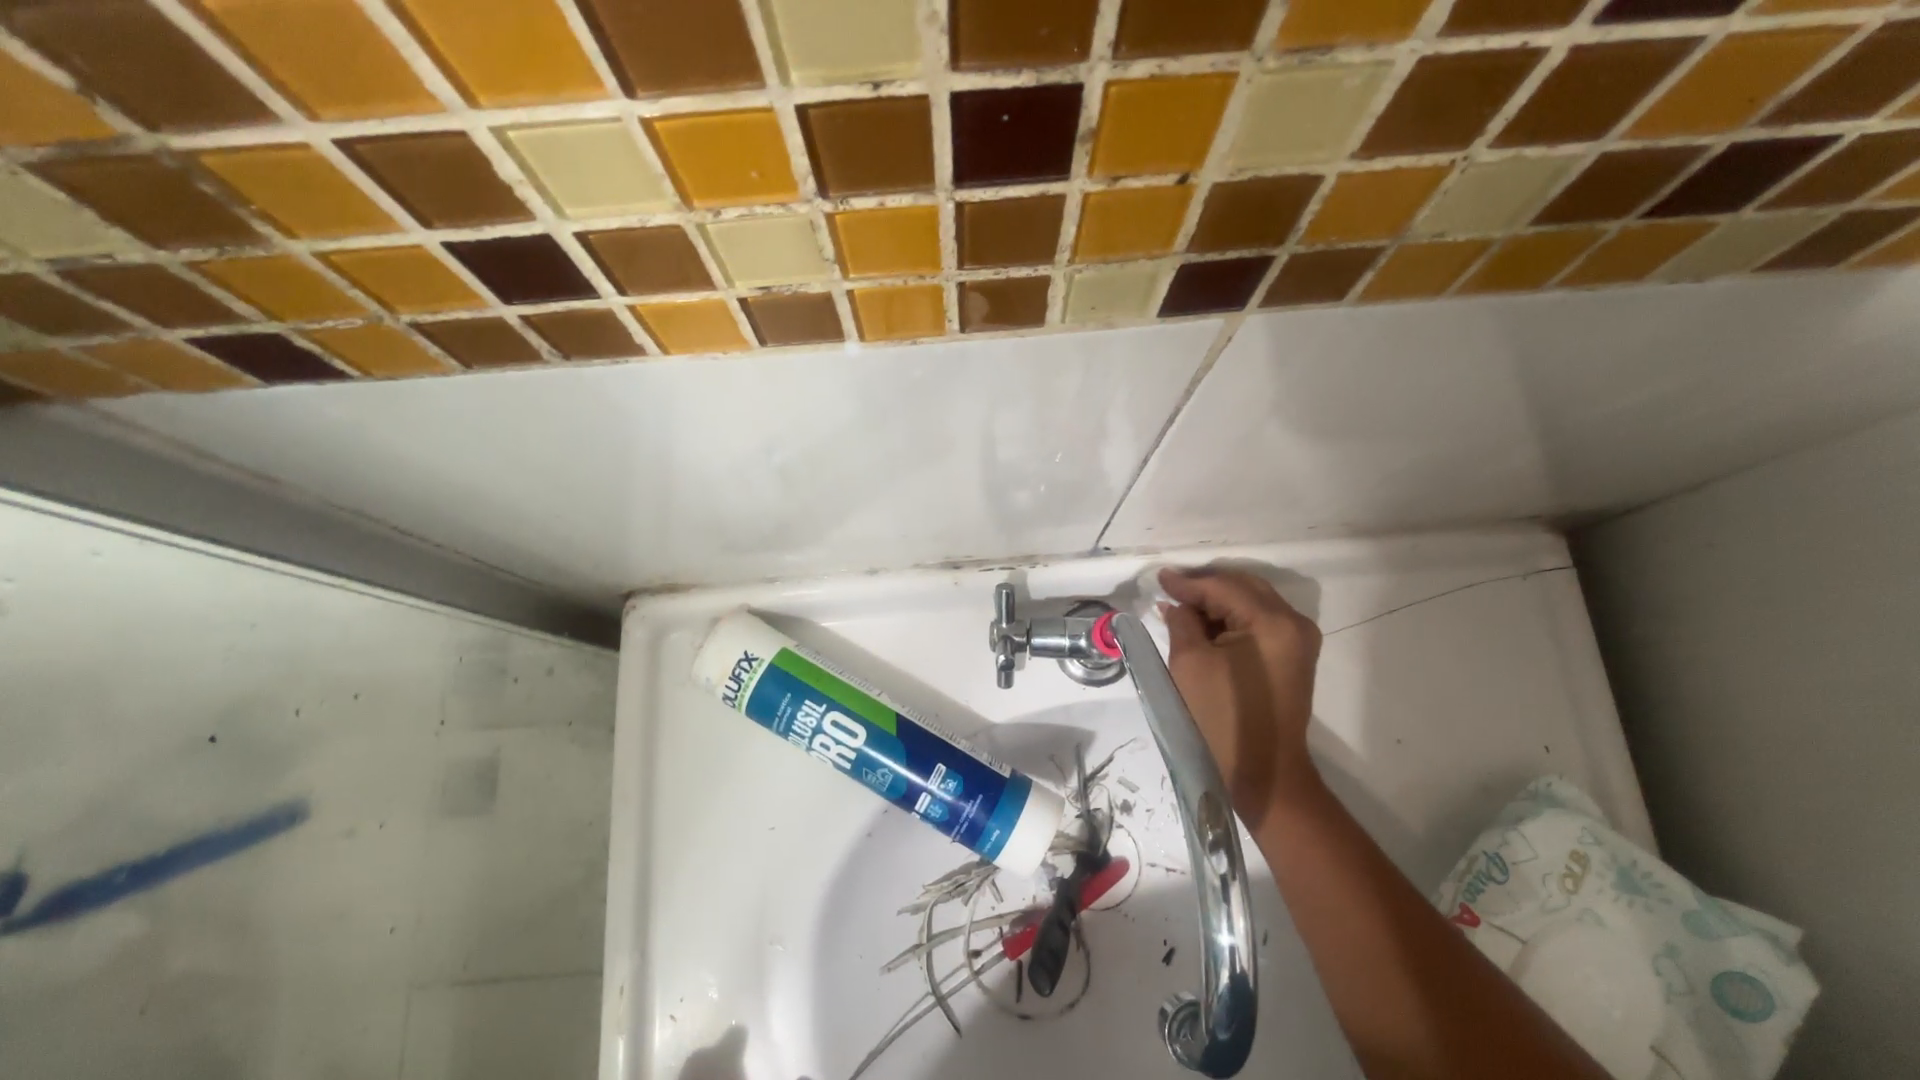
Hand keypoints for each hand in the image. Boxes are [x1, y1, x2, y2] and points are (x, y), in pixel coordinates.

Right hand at [1159, 567, 1322, 825]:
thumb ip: (1182, 622)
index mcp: (1272, 621)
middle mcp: (1294, 623)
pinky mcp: (1295, 657)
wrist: (1263, 772)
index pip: (1224, 587)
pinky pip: (1262, 622)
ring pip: (1254, 602)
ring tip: (1184, 606)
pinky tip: (1207, 625)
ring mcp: (1300, 641)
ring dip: (1220, 602)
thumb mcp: (1190, 663)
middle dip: (1206, 586)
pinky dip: (1234, 618)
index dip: (1188, 582)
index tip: (1159, 577)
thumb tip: (1177, 604)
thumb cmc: (1221, 718)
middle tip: (1171, 589)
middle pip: (1244, 588)